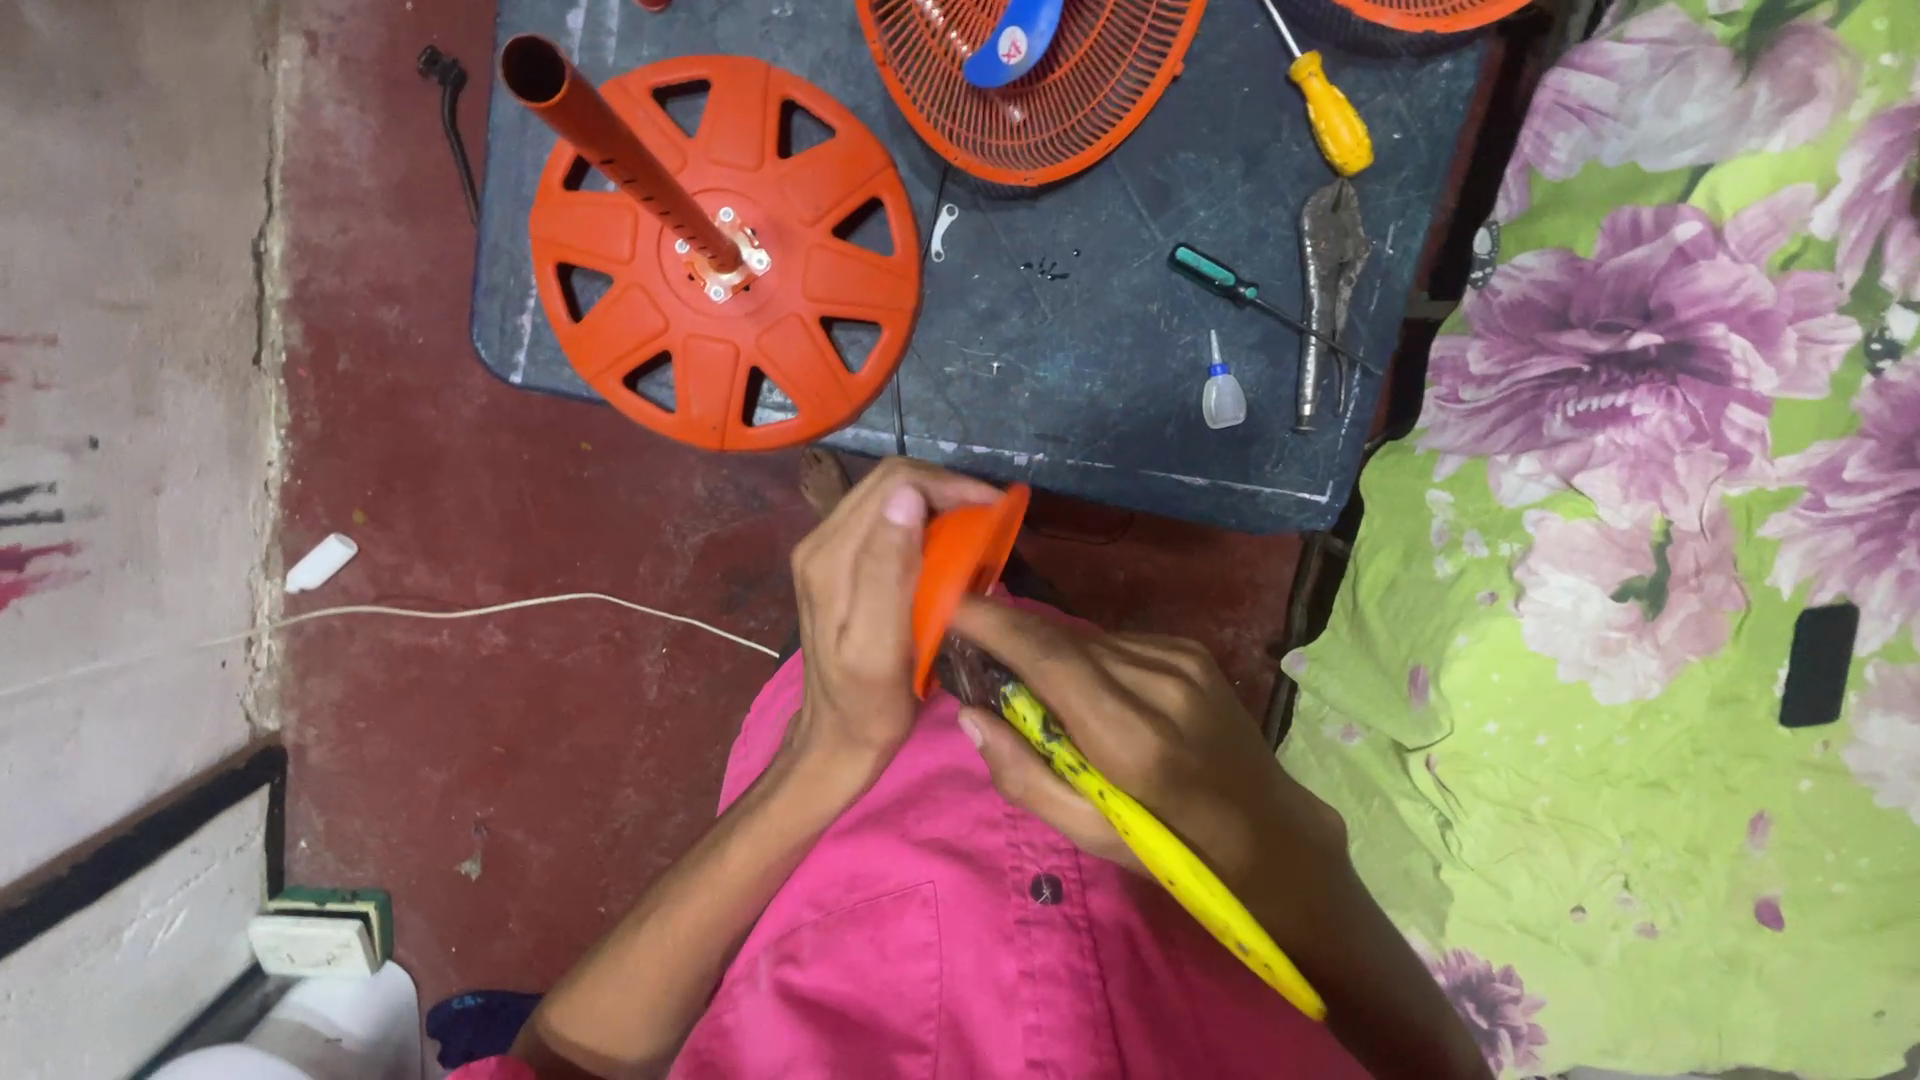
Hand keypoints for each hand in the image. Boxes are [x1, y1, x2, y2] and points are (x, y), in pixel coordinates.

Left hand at [785, 457, 1001, 778]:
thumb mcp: (880, 648)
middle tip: (993, 516)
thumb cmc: (867, 705)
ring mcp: (826, 551)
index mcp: (830, 557)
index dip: (948, 485)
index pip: (893, 484)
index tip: (995, 508)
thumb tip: (908, 496)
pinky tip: (950, 544)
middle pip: (889, 482)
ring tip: (978, 526)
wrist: (834, 737)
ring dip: (937, 502)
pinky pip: (885, 520)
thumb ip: (887, 570)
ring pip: (888, 496)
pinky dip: (924, 522)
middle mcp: (820, 542)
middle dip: (946, 489)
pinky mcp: (837, 562)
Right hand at [949, 597, 1347, 885]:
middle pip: (1061, 639)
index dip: (995, 625)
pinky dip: (1085, 656)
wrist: (1268, 828)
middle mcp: (1159, 683)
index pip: (1050, 659)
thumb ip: (1025, 776)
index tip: (948, 606)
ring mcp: (1181, 660)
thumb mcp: (1091, 835)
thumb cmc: (1174, 848)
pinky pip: (1115, 642)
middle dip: (1008, 633)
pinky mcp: (1191, 650)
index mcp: (1134, 740)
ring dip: (1047, 649)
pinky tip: (1088, 688)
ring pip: (1086, 638)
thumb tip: (971, 714)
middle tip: (969, 644)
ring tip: (1027, 679)